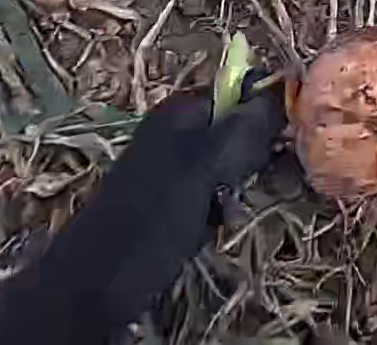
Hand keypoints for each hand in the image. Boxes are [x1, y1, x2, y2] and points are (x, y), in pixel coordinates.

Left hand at [0, 90, 283, 344]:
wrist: (89, 291)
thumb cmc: (152, 215)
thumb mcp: (209, 162)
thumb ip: (250, 121)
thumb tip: (287, 84)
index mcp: (184, 109)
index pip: (242, 87)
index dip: (269, 105)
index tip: (286, 132)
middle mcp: (180, 129)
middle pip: (241, 123)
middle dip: (258, 149)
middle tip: (262, 173)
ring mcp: (176, 165)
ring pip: (233, 159)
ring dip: (244, 180)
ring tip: (236, 204)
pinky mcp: (175, 198)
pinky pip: (217, 188)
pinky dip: (225, 203)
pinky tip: (221, 222)